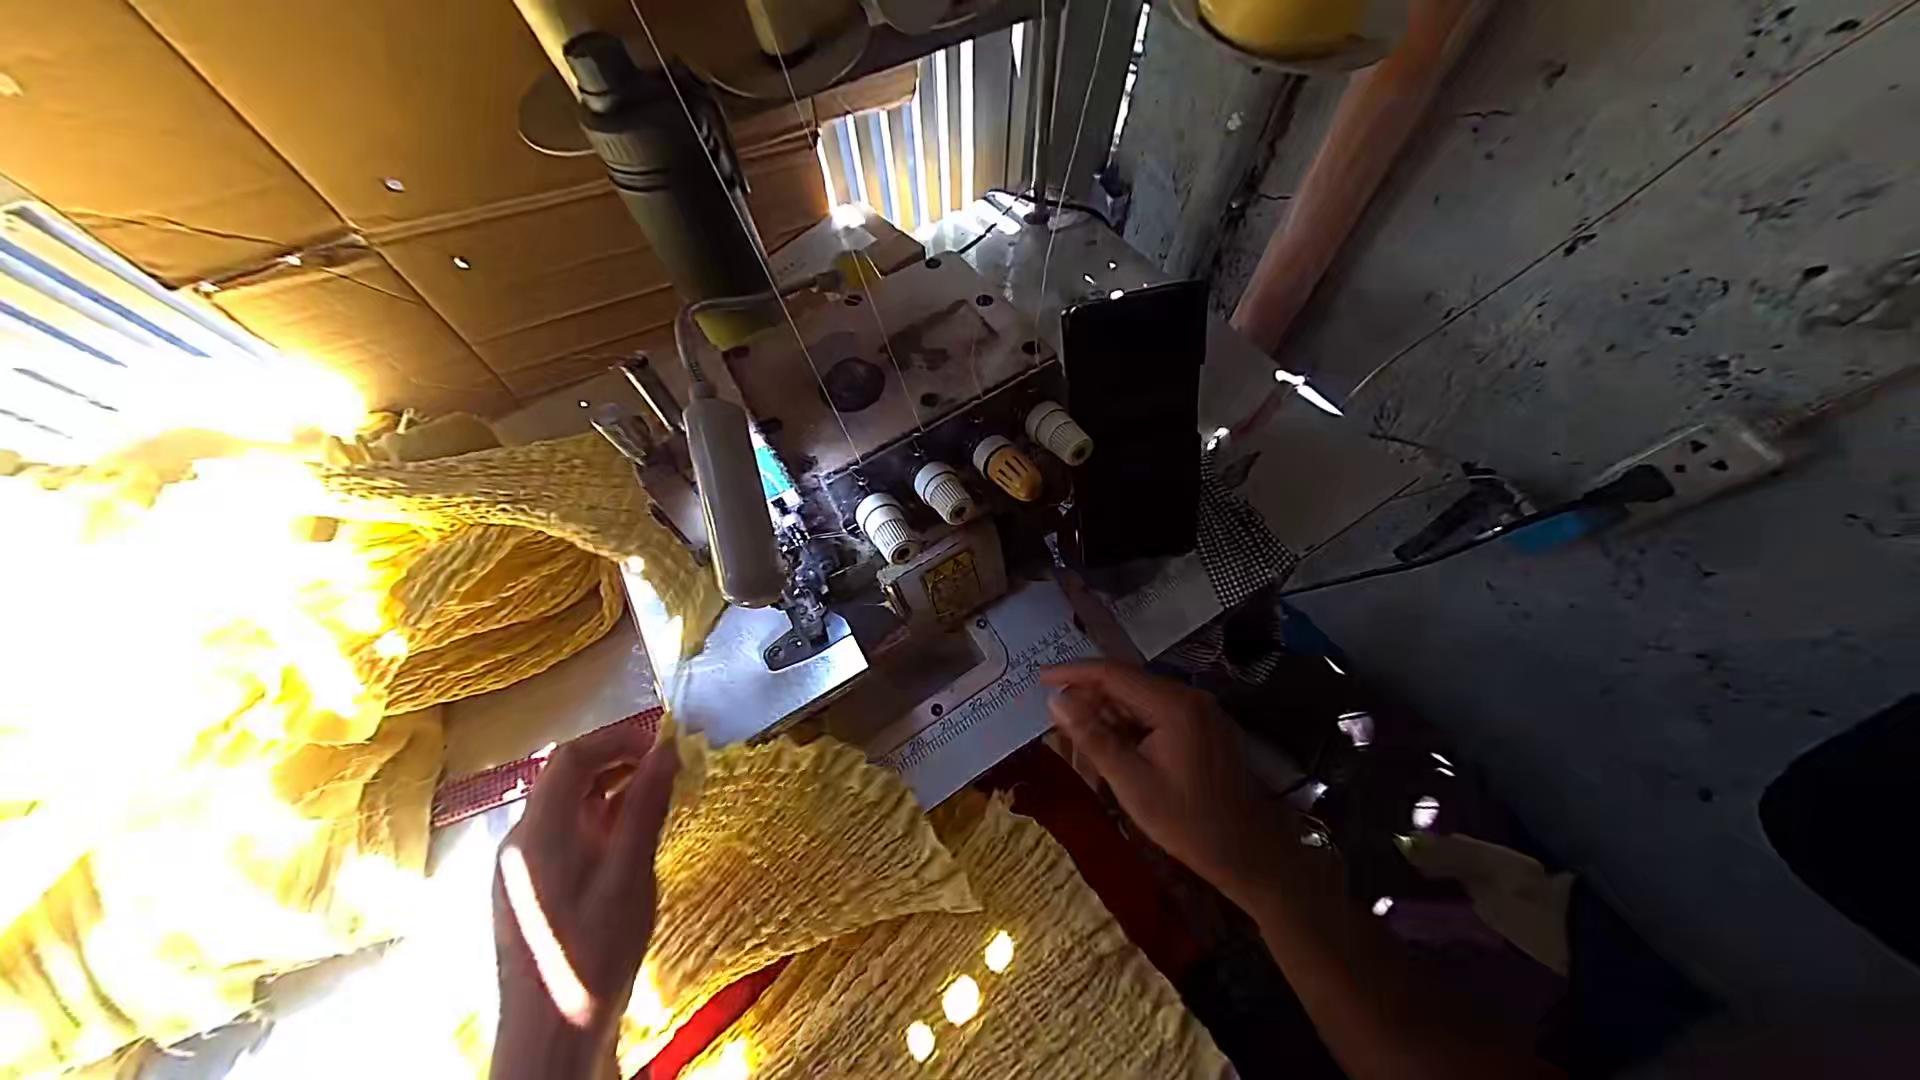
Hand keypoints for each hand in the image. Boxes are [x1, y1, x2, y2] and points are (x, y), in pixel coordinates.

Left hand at [492, 722, 677, 1078]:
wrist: (552, 1038)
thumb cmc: (594, 953)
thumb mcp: (630, 873)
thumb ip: (647, 805)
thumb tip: (668, 748)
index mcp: (538, 833)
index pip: (572, 757)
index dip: (618, 739)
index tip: (664, 743)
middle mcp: (522, 840)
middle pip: (567, 776)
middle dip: (618, 759)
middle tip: (666, 764)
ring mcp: (524, 865)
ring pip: (569, 803)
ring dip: (613, 786)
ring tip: (658, 791)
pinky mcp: (534, 885)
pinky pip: (568, 830)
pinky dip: (603, 816)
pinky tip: (633, 831)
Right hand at [1043, 662, 1290, 901]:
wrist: (1252, 855)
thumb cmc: (1189, 824)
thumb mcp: (1132, 784)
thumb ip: (1093, 737)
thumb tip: (1056, 700)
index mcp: (1174, 706)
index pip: (1113, 674)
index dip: (1073, 672)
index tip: (1040, 679)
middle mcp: (1189, 697)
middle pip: (1125, 685)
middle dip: (1088, 701)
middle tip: (1056, 724)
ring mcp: (1199, 710)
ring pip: (1138, 700)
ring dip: (1107, 717)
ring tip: (1081, 744)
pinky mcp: (1202, 726)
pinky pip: (1155, 714)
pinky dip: (1129, 728)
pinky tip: (1114, 751)